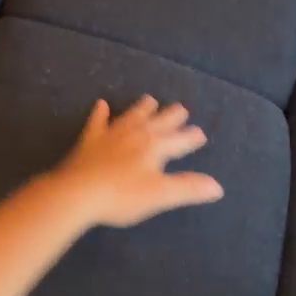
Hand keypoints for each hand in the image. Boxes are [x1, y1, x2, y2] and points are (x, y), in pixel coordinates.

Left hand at [42, 96, 224, 227]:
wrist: (78, 192)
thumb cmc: (122, 196)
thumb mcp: (160, 195)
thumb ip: (188, 188)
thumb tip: (217, 186)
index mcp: (154, 147)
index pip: (178, 140)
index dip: (190, 138)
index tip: (200, 133)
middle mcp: (135, 135)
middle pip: (157, 123)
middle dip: (171, 117)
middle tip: (181, 108)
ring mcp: (111, 135)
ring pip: (131, 117)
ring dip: (142, 109)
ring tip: (150, 99)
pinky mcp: (90, 141)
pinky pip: (97, 122)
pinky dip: (100, 113)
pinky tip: (101, 104)